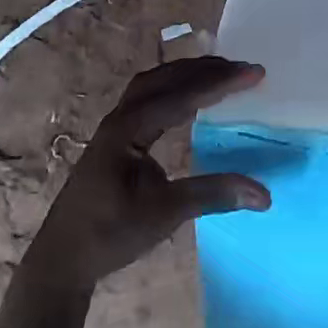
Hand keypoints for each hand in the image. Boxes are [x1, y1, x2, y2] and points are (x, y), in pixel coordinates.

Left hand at [26, 57, 271, 290]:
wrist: (63, 258)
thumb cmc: (110, 234)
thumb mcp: (164, 214)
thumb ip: (212, 196)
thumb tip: (264, 195)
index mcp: (129, 130)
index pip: (181, 95)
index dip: (219, 83)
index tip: (254, 74)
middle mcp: (120, 118)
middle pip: (166, 78)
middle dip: (206, 69)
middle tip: (244, 68)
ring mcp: (115, 126)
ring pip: (154, 83)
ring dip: (188, 74)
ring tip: (222, 73)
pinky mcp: (116, 138)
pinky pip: (148, 97)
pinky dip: (174, 87)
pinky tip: (189, 98)